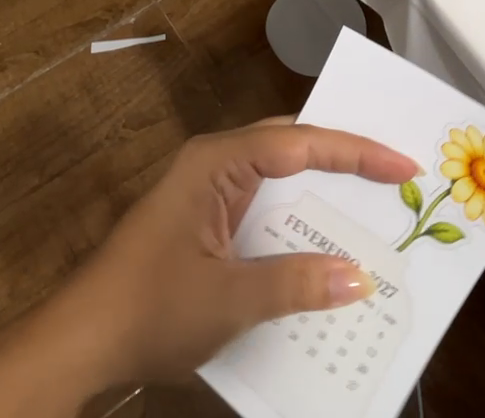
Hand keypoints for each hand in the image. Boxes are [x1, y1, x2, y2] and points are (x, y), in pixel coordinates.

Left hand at [0, 117, 417, 417]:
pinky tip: (324, 242)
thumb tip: (360, 276)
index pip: (298, 142)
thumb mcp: (229, 300)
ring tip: (374, 201)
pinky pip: (264, 204)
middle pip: (290, 146)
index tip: (403, 164)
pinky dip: (297, 218)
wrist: (81, 340)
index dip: (355, 151)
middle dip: (343, 157)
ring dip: (321, 188)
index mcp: (216, 163)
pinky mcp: (206, 219)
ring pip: (278, 174)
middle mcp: (213, 164)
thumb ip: (295, 282)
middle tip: (397, 173)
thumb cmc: (149, 309)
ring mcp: (208, 191)